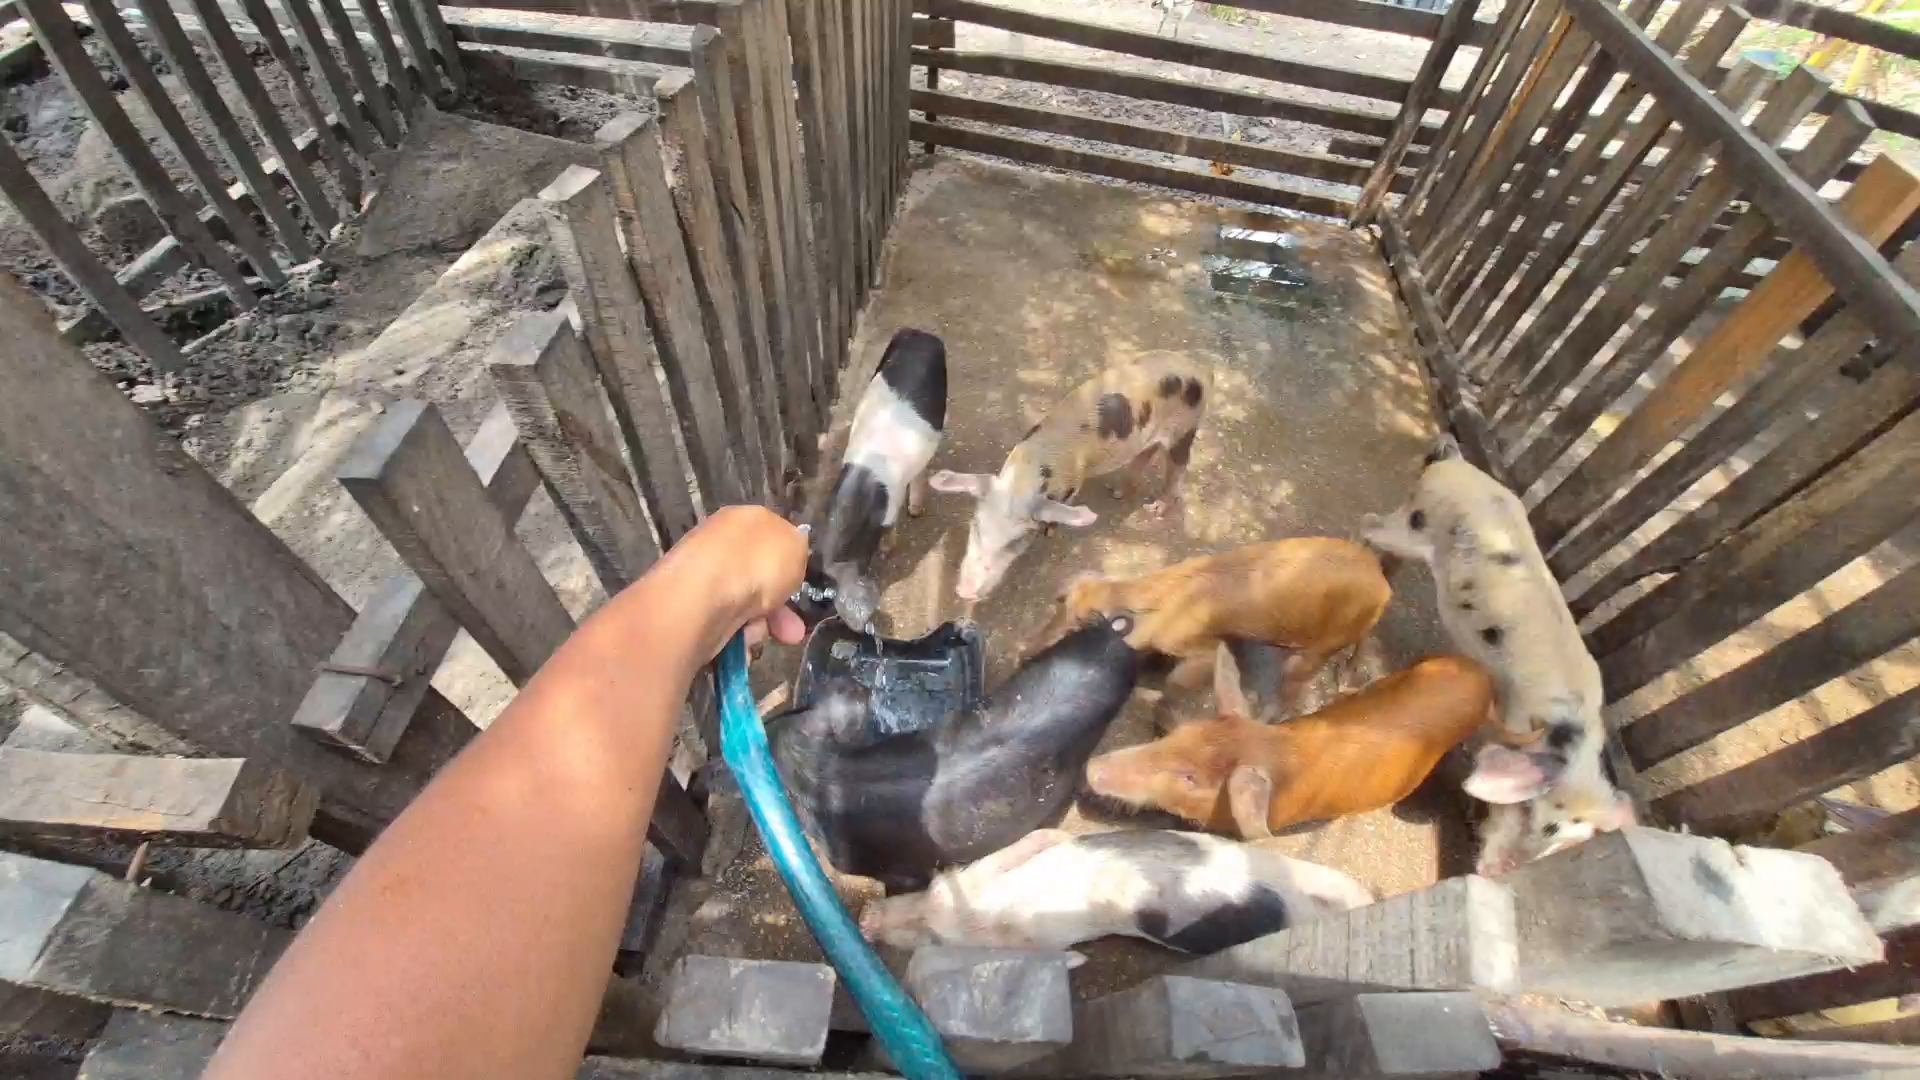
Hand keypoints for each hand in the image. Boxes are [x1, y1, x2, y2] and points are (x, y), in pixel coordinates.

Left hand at [650, 505, 808, 660]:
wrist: (704, 596)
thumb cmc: (756, 563)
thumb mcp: (796, 545)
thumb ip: (796, 546)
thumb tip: (788, 551)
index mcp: (745, 518)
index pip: (771, 538)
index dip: (789, 563)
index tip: (798, 583)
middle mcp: (722, 542)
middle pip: (759, 576)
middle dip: (780, 605)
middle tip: (793, 628)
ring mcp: (704, 575)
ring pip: (746, 603)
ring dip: (763, 622)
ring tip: (769, 635)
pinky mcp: (691, 606)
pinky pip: (726, 621)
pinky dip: (739, 632)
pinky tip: (744, 637)